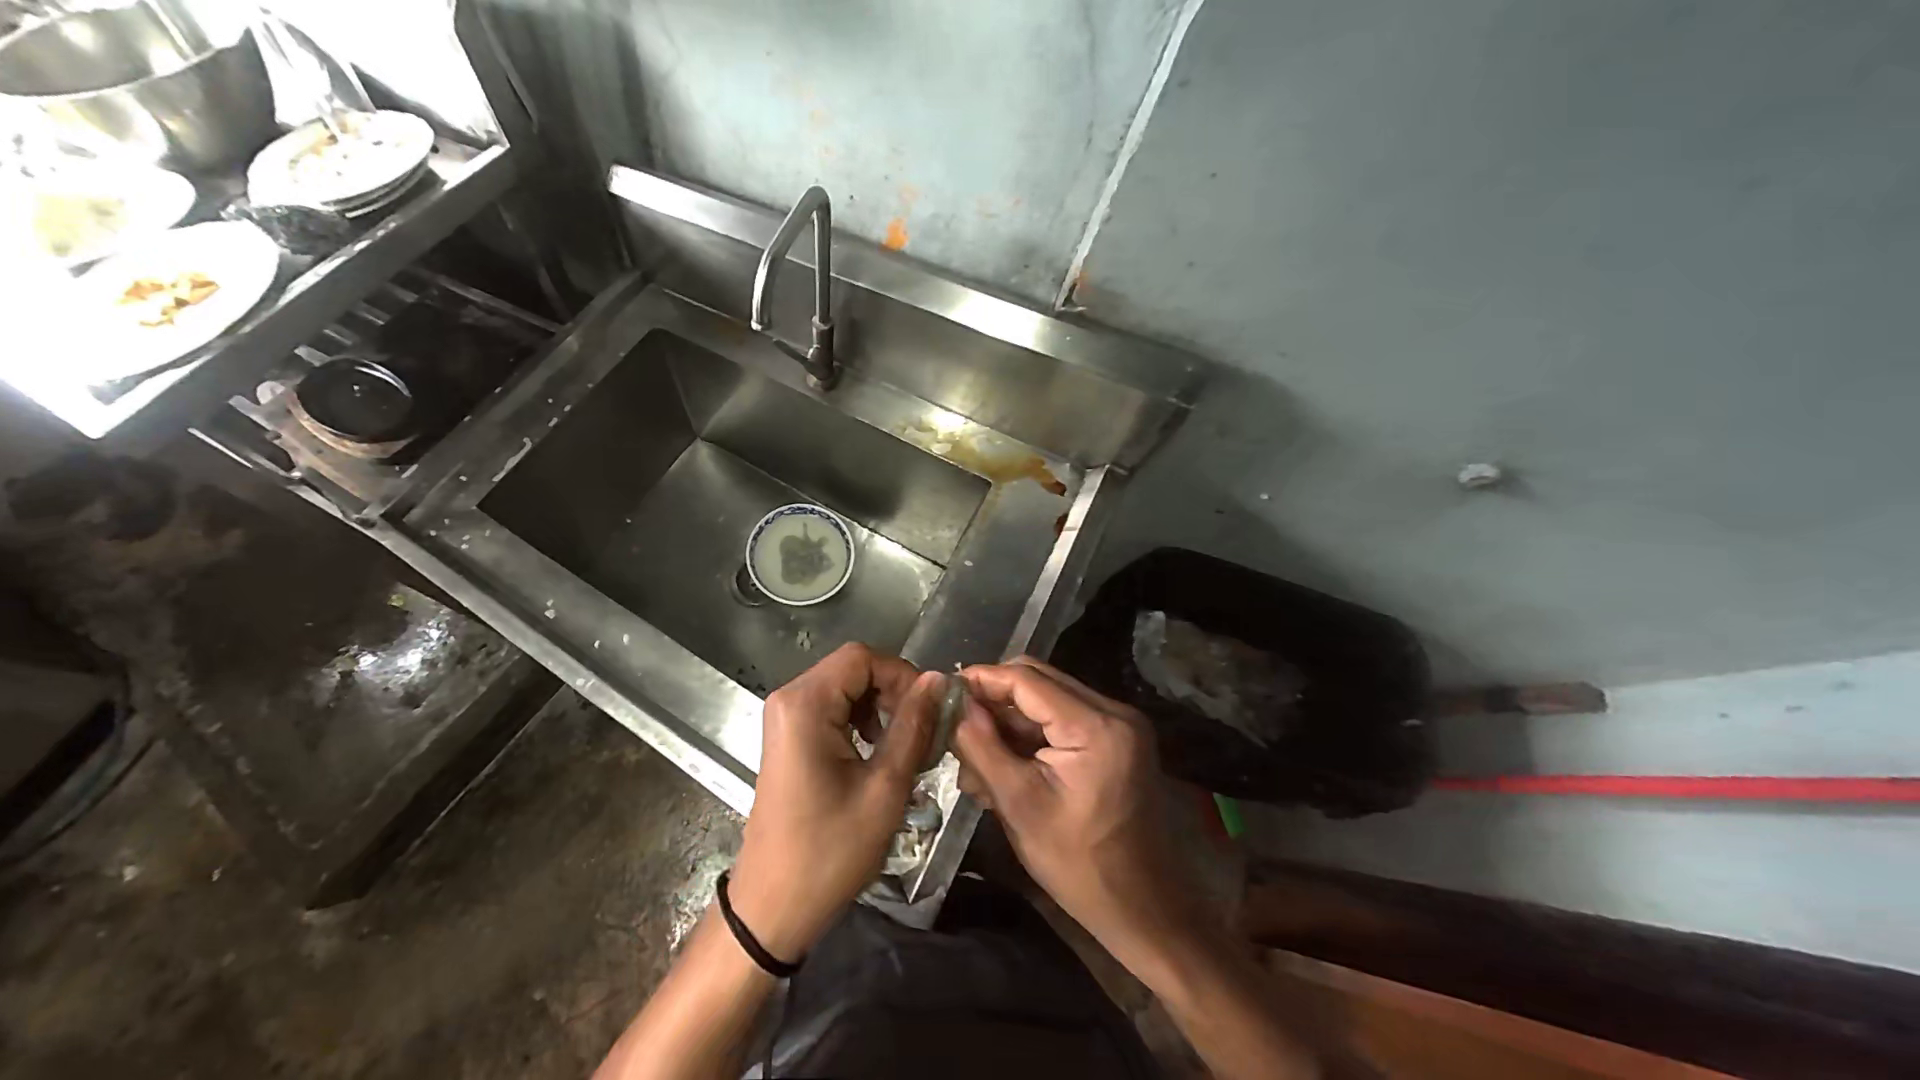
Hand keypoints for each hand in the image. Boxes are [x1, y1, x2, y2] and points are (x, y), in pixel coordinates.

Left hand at [727, 644, 938, 960]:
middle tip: (925, 733)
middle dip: (895, 693)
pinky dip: (863, 722)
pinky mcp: (789, 739)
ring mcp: (785, 719)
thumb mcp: (884, 788)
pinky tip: (881, 754)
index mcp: (805, 705)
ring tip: (909, 746)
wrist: (773, 908)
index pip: (863, 658)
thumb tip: (937, 680)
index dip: (903, 676)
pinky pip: (833, 710)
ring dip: (882, 708)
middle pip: (854, 669)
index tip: (930, 712)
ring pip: (846, 689)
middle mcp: (788, 700)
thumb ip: (912, 726)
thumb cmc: (830, 851)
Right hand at [953, 657, 1198, 960]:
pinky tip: (1003, 764)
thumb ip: (982, 746)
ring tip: (974, 757)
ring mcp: (1120, 725)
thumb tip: (951, 702)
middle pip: (1039, 681)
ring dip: (1009, 720)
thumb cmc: (1079, 865)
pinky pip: (1064, 719)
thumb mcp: (1019, 805)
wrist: (1144, 908)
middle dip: (993, 700)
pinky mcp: (1118, 740)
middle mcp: (1114, 712)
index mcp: (1096, 726)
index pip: (1026, 679)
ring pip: (1048, 699)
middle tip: (955, 727)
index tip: (941, 692)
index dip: (981, 679)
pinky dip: (1031, 734)